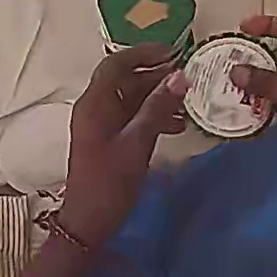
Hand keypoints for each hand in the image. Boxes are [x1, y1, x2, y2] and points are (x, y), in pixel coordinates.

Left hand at [63, 44, 187, 243]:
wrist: (88, 224)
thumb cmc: (109, 183)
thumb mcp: (137, 143)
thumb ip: (157, 108)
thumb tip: (180, 76)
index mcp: (95, 104)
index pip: (116, 64)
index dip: (143, 53)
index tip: (173, 52)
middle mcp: (95, 108)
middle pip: (126, 79)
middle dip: (157, 76)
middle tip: (188, 76)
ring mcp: (102, 124)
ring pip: (132, 99)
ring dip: (158, 97)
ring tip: (187, 101)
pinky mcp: (110, 139)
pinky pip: (133, 117)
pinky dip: (154, 116)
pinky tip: (178, 124)